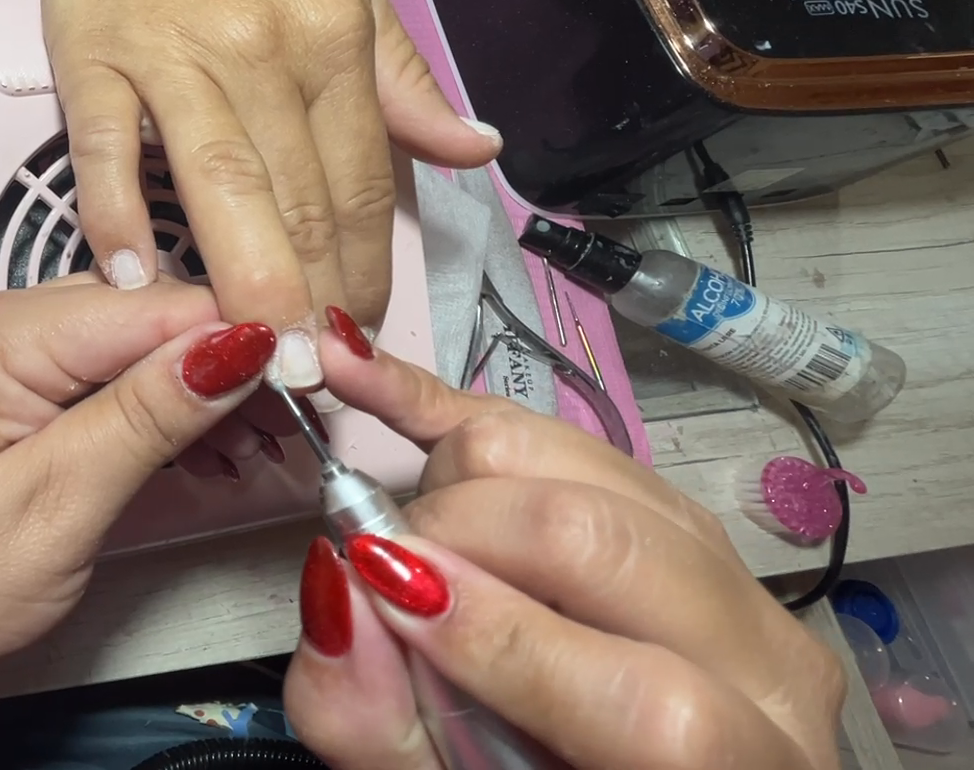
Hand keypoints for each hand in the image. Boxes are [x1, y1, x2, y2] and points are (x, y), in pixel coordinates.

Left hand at [0, 278, 276, 710]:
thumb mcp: (52, 507)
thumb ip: (144, 420)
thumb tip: (237, 346)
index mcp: (4, 335)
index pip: (152, 305)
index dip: (240, 336)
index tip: (313, 386)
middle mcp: (6, 319)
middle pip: (146, 314)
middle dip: (227, 363)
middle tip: (295, 428)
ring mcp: (10, 348)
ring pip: (134, 342)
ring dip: (199, 388)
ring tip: (257, 447)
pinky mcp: (18, 383)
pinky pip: (105, 372)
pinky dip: (158, 405)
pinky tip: (202, 447)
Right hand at [37, 0, 500, 385]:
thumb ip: (402, 73)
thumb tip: (476, 150)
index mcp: (330, 32)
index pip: (360, 177)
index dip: (364, 268)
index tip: (359, 336)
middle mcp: (260, 47)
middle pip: (296, 194)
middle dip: (311, 296)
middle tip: (313, 377)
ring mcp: (171, 56)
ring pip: (218, 182)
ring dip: (241, 276)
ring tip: (254, 354)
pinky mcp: (93, 63)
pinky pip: (107, 150)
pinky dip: (118, 216)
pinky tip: (132, 278)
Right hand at [284, 319, 845, 768]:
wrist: (589, 747)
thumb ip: (375, 725)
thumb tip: (339, 592)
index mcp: (740, 768)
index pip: (654, 703)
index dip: (503, 642)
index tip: (386, 598)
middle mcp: (756, 651)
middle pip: (593, 537)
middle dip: (451, 539)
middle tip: (386, 574)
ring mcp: (704, 547)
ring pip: (552, 451)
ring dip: (446, 484)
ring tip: (411, 537)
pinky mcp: (624, 478)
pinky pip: (517, 414)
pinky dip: (416, 391)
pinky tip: (350, 364)